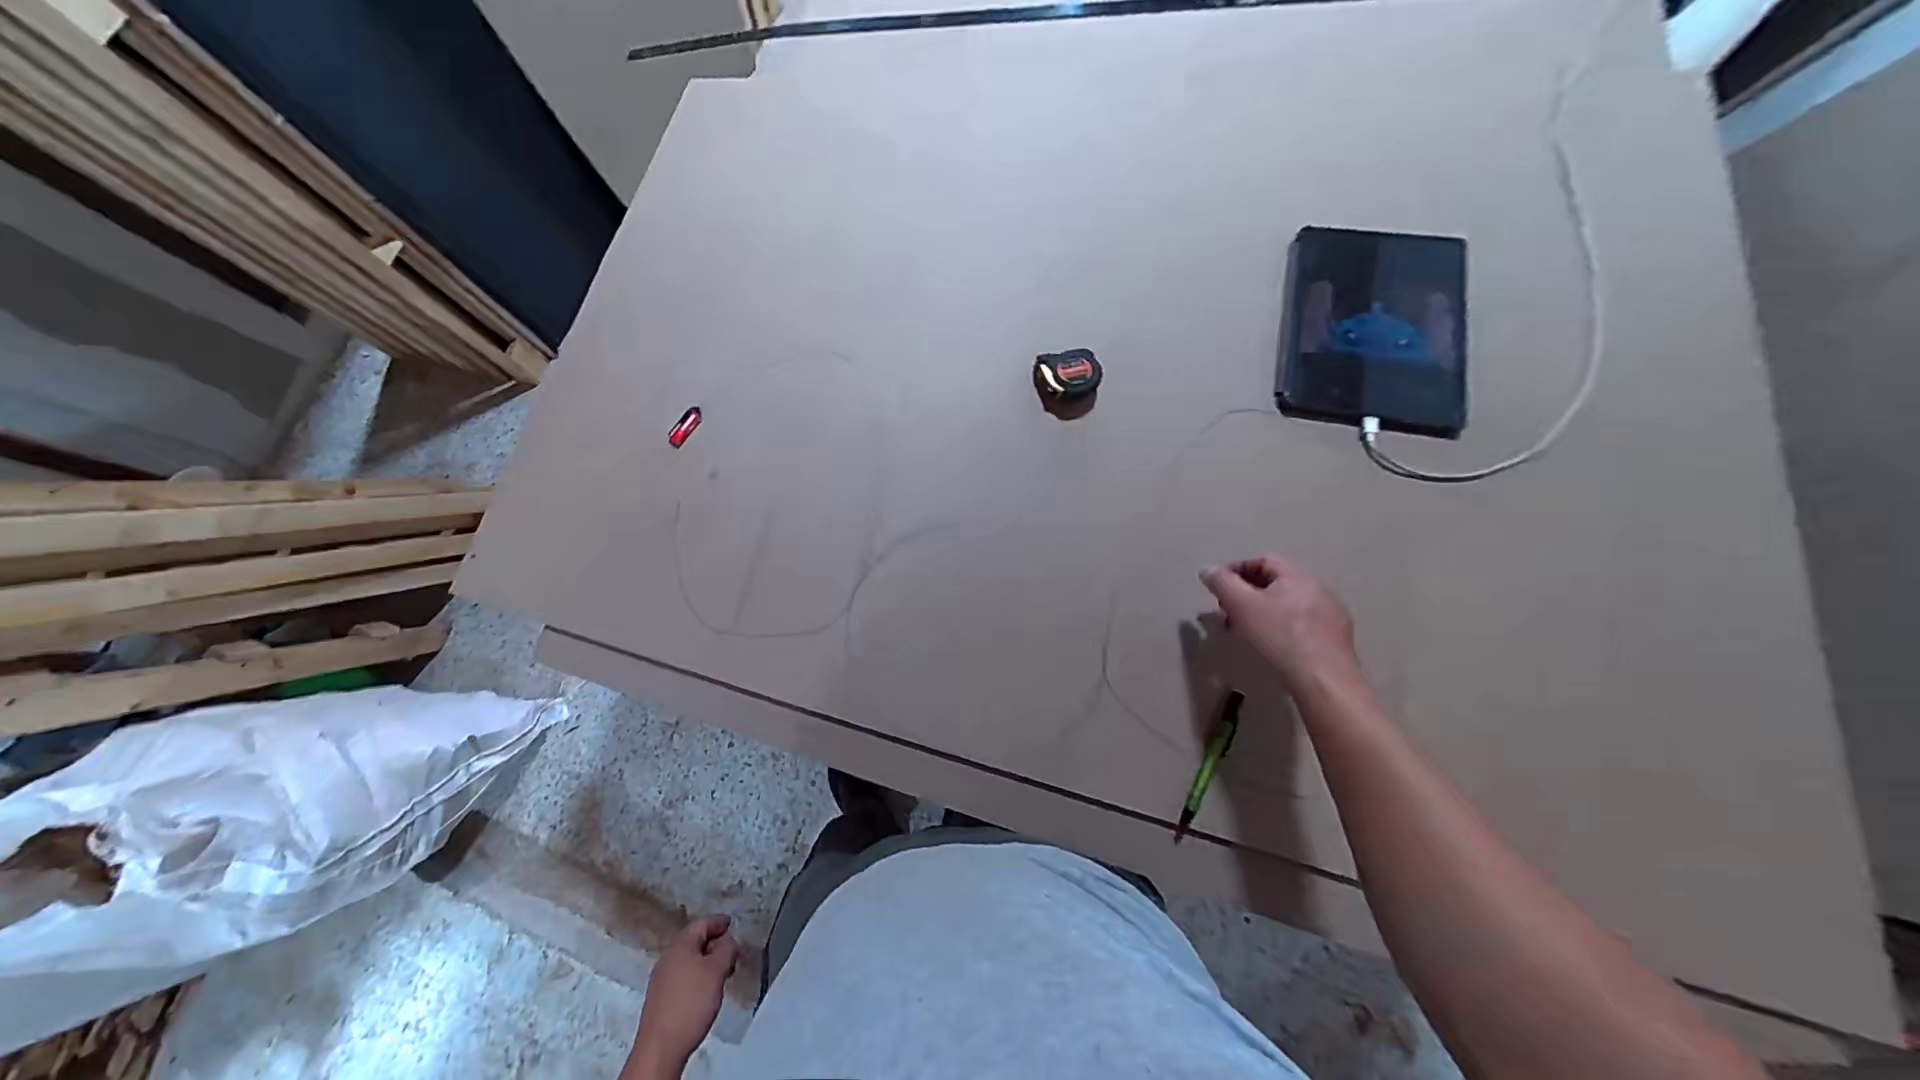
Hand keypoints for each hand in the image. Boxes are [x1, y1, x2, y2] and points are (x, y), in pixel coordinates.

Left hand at [624, 915, 739, 1079]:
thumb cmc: (691, 1003)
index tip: (731, 924)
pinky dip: (698, 977)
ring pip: (689, 962)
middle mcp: (668, 960)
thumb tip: (728, 939)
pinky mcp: (661, 1000)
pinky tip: (706, 992)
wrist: (660, 1048)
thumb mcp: (717, 971)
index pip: (701, 924)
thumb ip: (727, 949)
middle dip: (715, 945)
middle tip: (732, 954)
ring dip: (708, 963)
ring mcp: (661, 981)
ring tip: (723, 975)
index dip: (718, 922)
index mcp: (680, 947)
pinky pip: (683, 978)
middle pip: (694, 943)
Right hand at [1200, 554, 1360, 692]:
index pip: (1263, 561)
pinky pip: (1301, 624)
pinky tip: (1271, 646)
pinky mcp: (1336, 640)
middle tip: (1227, 611)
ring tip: (1245, 631)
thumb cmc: (1279, 638)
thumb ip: (1221, 582)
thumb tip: (1208, 569)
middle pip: (1276, 583)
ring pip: (1288, 605)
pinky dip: (1280, 628)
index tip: (1217, 587)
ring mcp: (1332, 615)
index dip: (1236, 569)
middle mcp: (1319, 589)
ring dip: (1262, 612)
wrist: (1323, 681)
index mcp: (1298, 576)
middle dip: (1246, 593)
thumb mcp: (1241, 606)